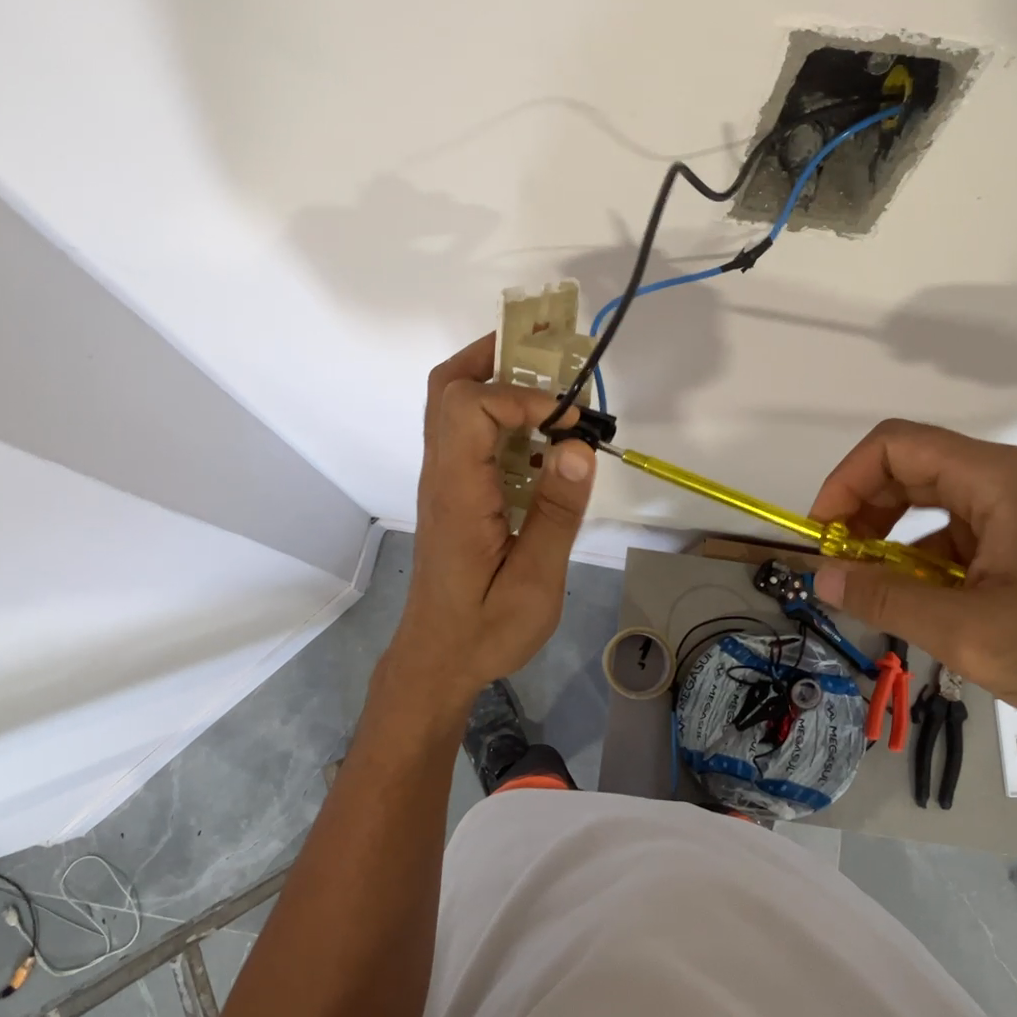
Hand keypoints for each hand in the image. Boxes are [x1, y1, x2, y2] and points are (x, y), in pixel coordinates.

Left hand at [379, 334, 595, 714]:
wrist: (437, 658)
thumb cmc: (485, 629)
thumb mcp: (534, 582)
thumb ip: (555, 513)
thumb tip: (578, 446)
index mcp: (458, 491)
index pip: (471, 405)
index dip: (523, 398)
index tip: (570, 423)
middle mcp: (441, 475)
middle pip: (448, 387)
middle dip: (496, 359)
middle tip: (549, 360)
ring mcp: (442, 482)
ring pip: (451, 406)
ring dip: (496, 383)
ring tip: (551, 391)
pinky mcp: (451, 494)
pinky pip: (465, 434)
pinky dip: (498, 415)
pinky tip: (540, 440)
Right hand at [808, 419, 1016, 730]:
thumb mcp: (970, 632)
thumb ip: (886, 599)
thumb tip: (822, 576)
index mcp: (997, 481)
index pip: (894, 446)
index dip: (844, 483)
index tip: (823, 538)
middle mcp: (1011, 481)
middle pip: (912, 471)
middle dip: (864, 514)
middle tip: (841, 567)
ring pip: (936, 507)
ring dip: (895, 544)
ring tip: (879, 596)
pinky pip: (965, 537)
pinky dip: (932, 564)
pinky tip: (928, 608)